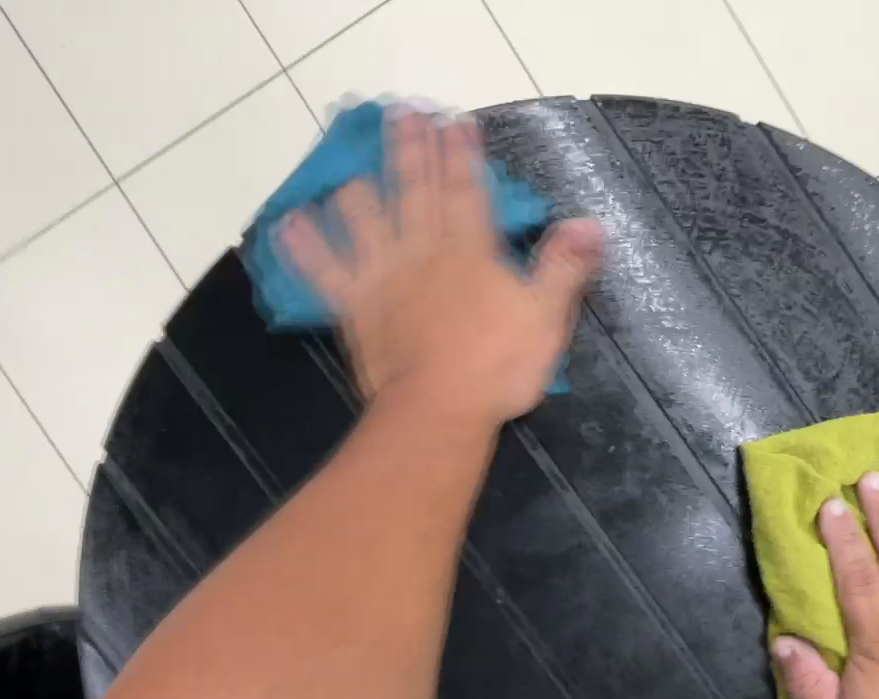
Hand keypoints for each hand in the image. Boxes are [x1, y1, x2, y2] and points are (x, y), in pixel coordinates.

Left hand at [278, 110, 604, 427]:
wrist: (441, 408)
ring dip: (358, 187)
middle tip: (400, 110)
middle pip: (415, 192)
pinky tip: (288, 224)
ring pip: (366, 220)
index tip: (453, 118)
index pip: (467, 191)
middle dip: (410, 150)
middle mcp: (423, 252)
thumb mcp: (545, 318)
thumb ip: (564, 267)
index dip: (461, 154)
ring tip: (349, 160)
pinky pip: (325, 272)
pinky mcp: (356, 308)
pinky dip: (306, 248)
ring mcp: (385, 278)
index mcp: (470, 252)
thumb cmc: (498, 367)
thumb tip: (591, 223)